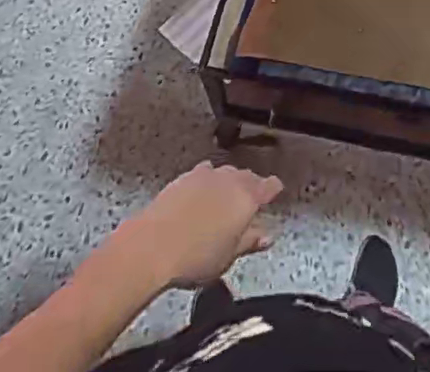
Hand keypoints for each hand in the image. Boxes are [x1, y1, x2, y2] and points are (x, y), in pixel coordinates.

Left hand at [104, 162, 283, 288]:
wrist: (153, 245)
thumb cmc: (195, 255)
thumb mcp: (229, 256)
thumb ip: (249, 241)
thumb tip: (265, 236)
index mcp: (245, 197)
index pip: (267, 186)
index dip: (273, 188)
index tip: (276, 189)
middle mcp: (226, 180)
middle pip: (246, 176)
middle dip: (252, 185)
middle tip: (253, 198)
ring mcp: (203, 176)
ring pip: (224, 173)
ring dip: (229, 182)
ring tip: (228, 197)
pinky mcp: (182, 178)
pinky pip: (203, 174)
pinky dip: (208, 182)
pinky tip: (203, 194)